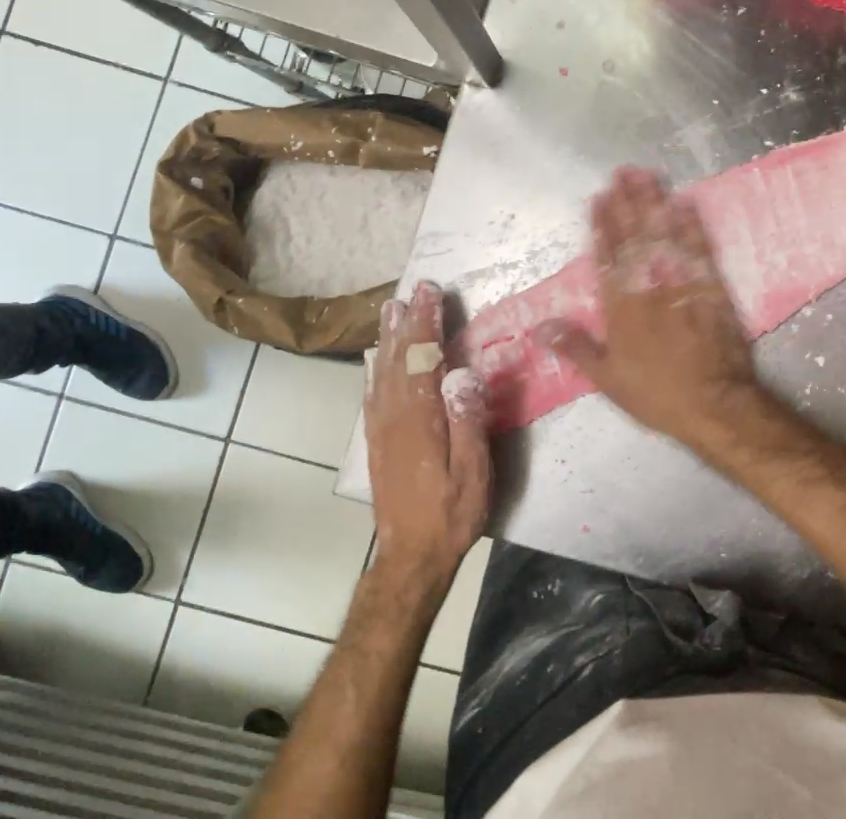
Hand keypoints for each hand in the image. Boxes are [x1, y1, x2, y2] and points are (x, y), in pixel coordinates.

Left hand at [364, 280, 491, 589]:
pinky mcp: (377, 443)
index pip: (422, 359)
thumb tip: (463, 373)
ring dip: (387, 339)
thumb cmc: (451, 513)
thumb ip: (468, 420)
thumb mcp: (473, 471)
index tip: (430, 292)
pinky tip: (375, 362)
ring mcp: (381, 430)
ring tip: (389, 310)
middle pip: (398, 360)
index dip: (426, 323)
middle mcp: (394, 418)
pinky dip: (375, 371)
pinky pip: (373, 396)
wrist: (411, 556)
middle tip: (411, 290)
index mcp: (420, 420)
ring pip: (381, 374)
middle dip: (406, 322)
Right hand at [534, 168, 762, 448]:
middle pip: (636, 239)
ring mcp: (683, 285)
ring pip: (666, 237)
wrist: (715, 404)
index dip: (603, 227)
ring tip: (648, 177)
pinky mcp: (713, 289)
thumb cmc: (658, 396)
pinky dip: (692, 227)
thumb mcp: (608, 380)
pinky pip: (700, 251)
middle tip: (623, 173)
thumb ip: (575, 348)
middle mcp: (650, 288)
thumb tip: (540, 327)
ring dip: (656, 205)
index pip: (608, 258)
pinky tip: (686, 205)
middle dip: (628, 204)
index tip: (599, 199)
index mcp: (621, 309)